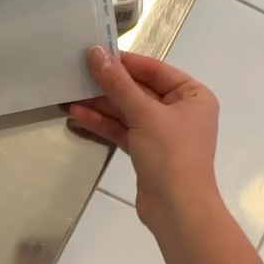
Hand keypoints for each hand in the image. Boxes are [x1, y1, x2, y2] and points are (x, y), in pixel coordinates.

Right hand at [67, 45, 221, 228]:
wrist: (177, 209)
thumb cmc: (171, 155)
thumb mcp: (144, 114)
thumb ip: (118, 84)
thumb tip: (96, 54)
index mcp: (193, 96)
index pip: (155, 70)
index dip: (125, 63)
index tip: (96, 54)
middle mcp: (181, 112)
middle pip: (140, 91)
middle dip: (109, 86)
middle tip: (78, 74)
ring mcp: (163, 133)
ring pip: (128, 112)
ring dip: (101, 106)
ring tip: (71, 95)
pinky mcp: (147, 152)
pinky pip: (124, 131)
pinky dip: (104, 124)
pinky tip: (79, 115)